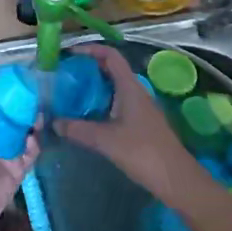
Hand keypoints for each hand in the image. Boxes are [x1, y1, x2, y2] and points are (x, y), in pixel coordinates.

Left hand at [0, 72, 38, 230]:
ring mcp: (4, 154)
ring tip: (38, 116)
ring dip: (31, 124)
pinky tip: (34, 139)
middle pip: (9, 117)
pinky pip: (30, 154)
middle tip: (33, 97)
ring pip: (22, 133)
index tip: (17, 78)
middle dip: (21, 107)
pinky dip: (34, 145)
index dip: (2, 91)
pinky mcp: (18, 170)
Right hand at [54, 45, 202, 201]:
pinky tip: (88, 117)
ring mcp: (140, 108)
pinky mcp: (141, 123)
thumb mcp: (105, 140)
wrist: (177, 181)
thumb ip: (78, 129)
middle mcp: (136, 93)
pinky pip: (117, 103)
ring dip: (93, 87)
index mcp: (129, 88)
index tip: (69, 55)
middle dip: (88, 68)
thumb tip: (54, 122)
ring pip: (114, 88)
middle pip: (111, 69)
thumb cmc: (143, 153)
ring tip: (71, 94)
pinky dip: (100, 103)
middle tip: (64, 75)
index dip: (90, 50)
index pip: (111, 56)